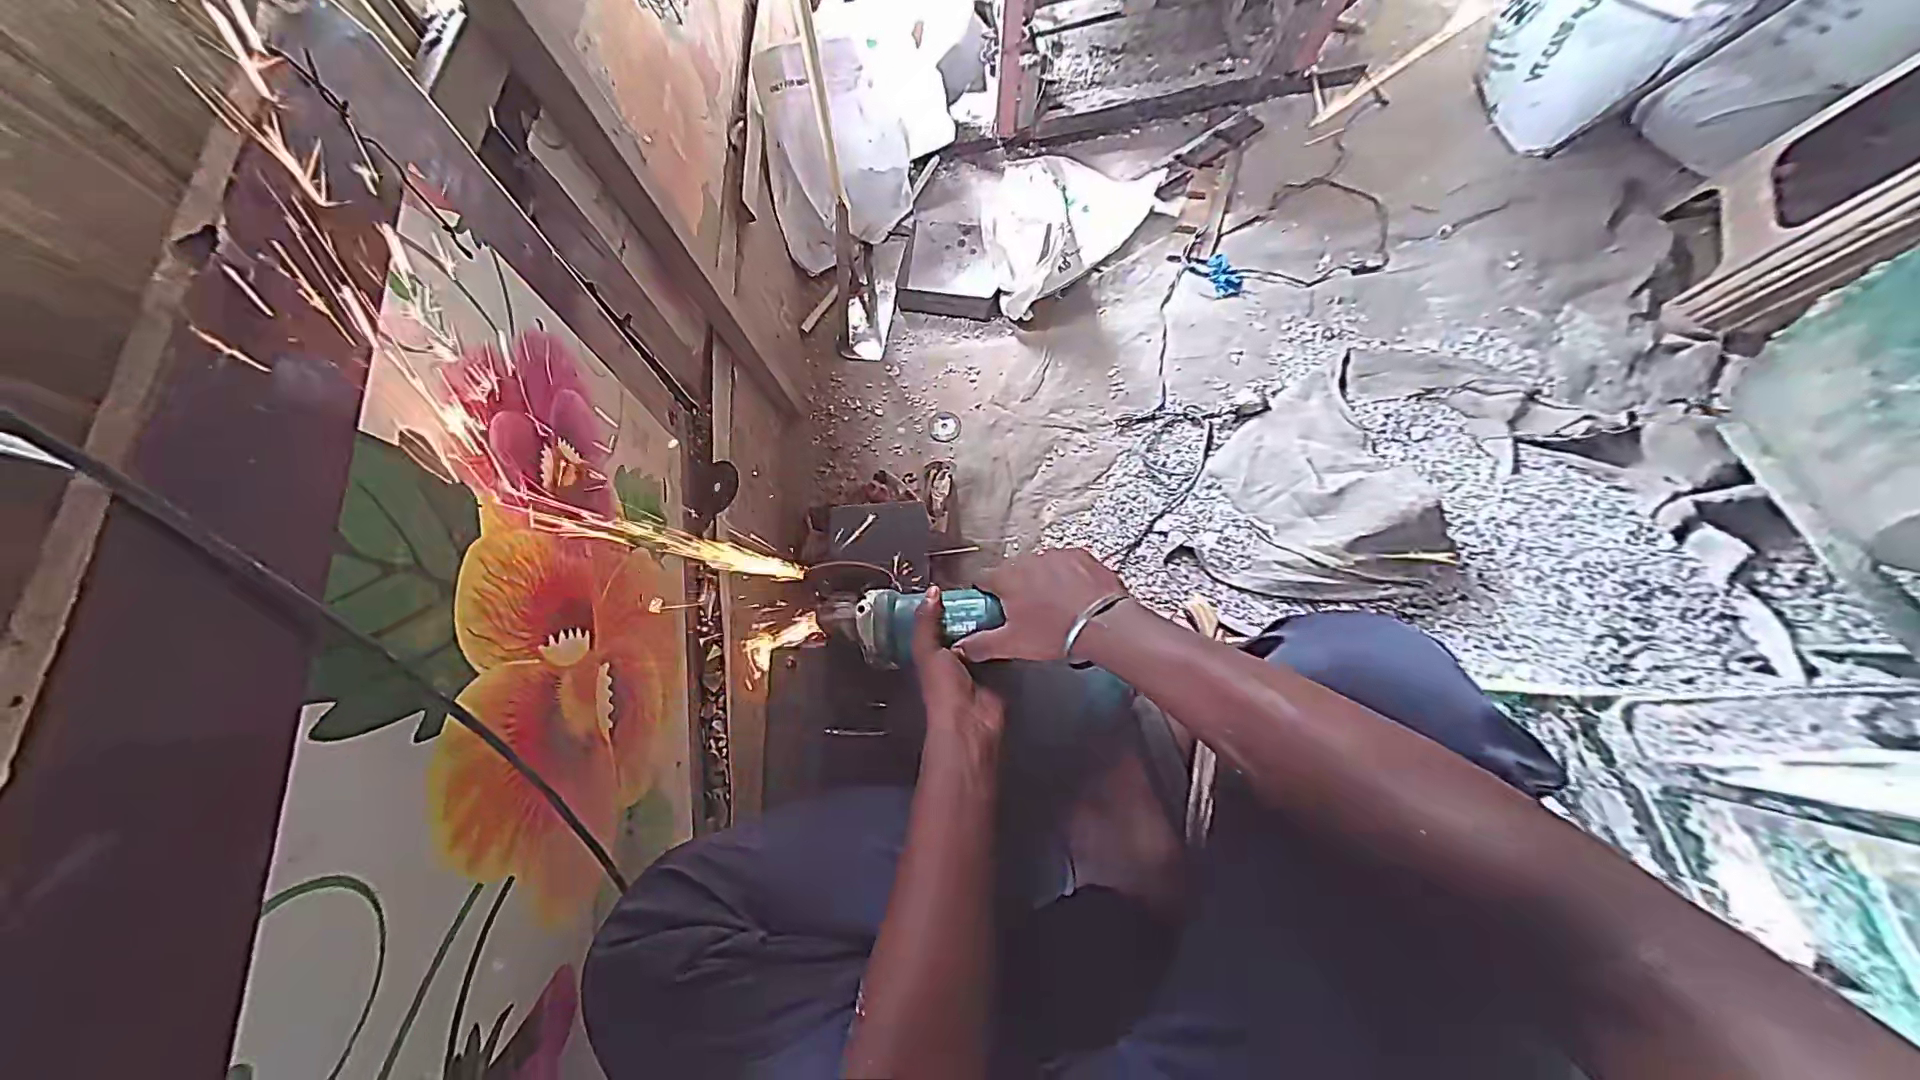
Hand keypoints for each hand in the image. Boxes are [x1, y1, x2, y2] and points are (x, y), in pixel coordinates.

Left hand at [914, 587, 1003, 740]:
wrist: (970, 720)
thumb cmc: (942, 689)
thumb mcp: (926, 650)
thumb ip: (926, 622)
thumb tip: (931, 592)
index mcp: (932, 651)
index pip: (937, 621)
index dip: (944, 604)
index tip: (957, 584)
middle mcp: (954, 656)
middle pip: (963, 626)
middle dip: (971, 610)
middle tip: (984, 587)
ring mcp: (977, 662)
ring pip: (983, 634)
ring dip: (990, 621)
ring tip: (999, 597)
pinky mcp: (998, 668)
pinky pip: (1001, 646)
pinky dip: (1005, 635)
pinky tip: (1012, 619)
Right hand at [953, 549, 1128, 662]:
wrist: (1103, 624)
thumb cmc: (1057, 632)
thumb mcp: (1012, 645)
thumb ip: (981, 644)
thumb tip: (962, 647)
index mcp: (1006, 577)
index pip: (982, 579)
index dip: (985, 595)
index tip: (992, 608)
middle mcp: (1028, 560)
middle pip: (1012, 572)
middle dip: (1016, 590)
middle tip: (1026, 614)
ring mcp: (1055, 555)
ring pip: (1039, 567)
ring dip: (1041, 582)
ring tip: (1054, 608)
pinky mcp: (1080, 556)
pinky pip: (1064, 564)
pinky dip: (1066, 577)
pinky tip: (1073, 597)